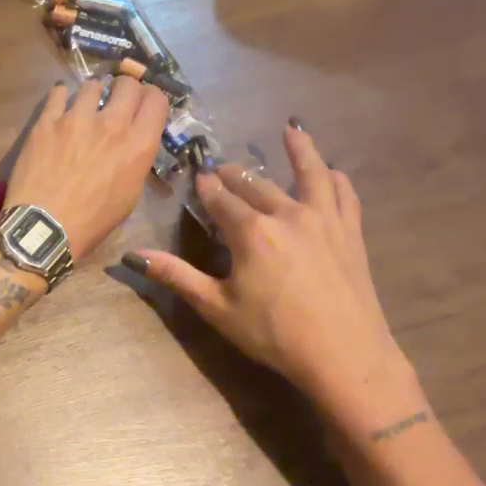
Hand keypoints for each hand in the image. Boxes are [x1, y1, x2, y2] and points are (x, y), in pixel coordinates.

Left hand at [4, 77, 169, 261]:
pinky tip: (60, 106)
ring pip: (92, 84)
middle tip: (116, 101)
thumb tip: (133, 143)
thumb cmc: (91, 222)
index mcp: (138, 145)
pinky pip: (57, 93)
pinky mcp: (46, 122)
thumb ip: (135, 160)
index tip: (143, 106)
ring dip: (93, 93)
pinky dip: (61, 97)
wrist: (44, 228)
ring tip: (85, 106)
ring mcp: (76, 119)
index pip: (157, 100)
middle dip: (125, 89)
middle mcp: (112, 124)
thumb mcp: (129, 196)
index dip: (151, 99)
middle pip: (128, 84)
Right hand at [125, 125, 421, 427]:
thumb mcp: (216, 307)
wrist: (343, 354)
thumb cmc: (272, 333)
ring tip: (291, 131)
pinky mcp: (351, 233)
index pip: (222, 199)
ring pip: (309, 175)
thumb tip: (133, 256)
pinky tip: (332, 172)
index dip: (207, 187)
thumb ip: (176, 275)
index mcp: (252, 232)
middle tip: (222, 167)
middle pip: (257, 184)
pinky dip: (335, 178)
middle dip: (236, 174)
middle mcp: (289, 214)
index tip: (198, 176)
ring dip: (298, 151)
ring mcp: (325, 220)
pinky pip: (345, 194)